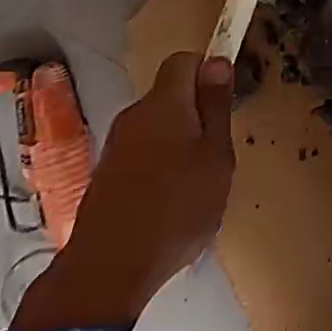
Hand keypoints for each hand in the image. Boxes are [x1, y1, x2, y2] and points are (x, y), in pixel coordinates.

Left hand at [12, 53, 235, 330]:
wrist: (108, 270)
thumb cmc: (177, 208)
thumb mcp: (216, 157)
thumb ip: (216, 107)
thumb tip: (217, 62)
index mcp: (164, 104)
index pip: (184, 60)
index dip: (208, 71)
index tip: (225, 101)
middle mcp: (134, 116)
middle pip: (171, 95)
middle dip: (197, 113)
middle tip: (219, 151)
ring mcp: (115, 146)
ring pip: (158, 126)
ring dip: (180, 142)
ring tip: (198, 183)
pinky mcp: (106, 175)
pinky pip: (143, 152)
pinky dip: (161, 166)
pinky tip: (172, 202)